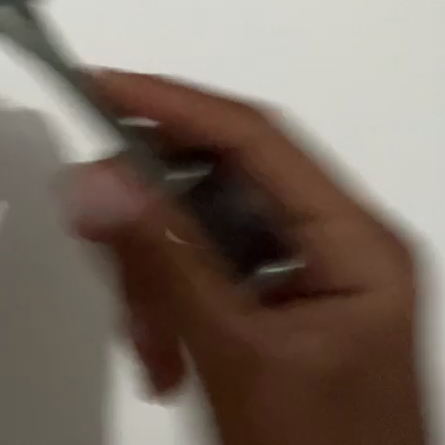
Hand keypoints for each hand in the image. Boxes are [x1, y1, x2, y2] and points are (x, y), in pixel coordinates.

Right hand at [62, 72, 428, 444]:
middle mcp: (336, 240)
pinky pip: (203, 269)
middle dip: (151, 211)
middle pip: (220, 180)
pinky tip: (159, 357)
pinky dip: (166, 301)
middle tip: (89, 225)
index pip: (254, 137)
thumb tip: (89, 176)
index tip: (95, 85)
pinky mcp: (281, 303)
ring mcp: (309, 272)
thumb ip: (164, 260)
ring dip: (154, 273)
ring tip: (144, 343)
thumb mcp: (237, 359)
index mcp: (355, 241)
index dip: (171, 103)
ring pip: (200, 227)